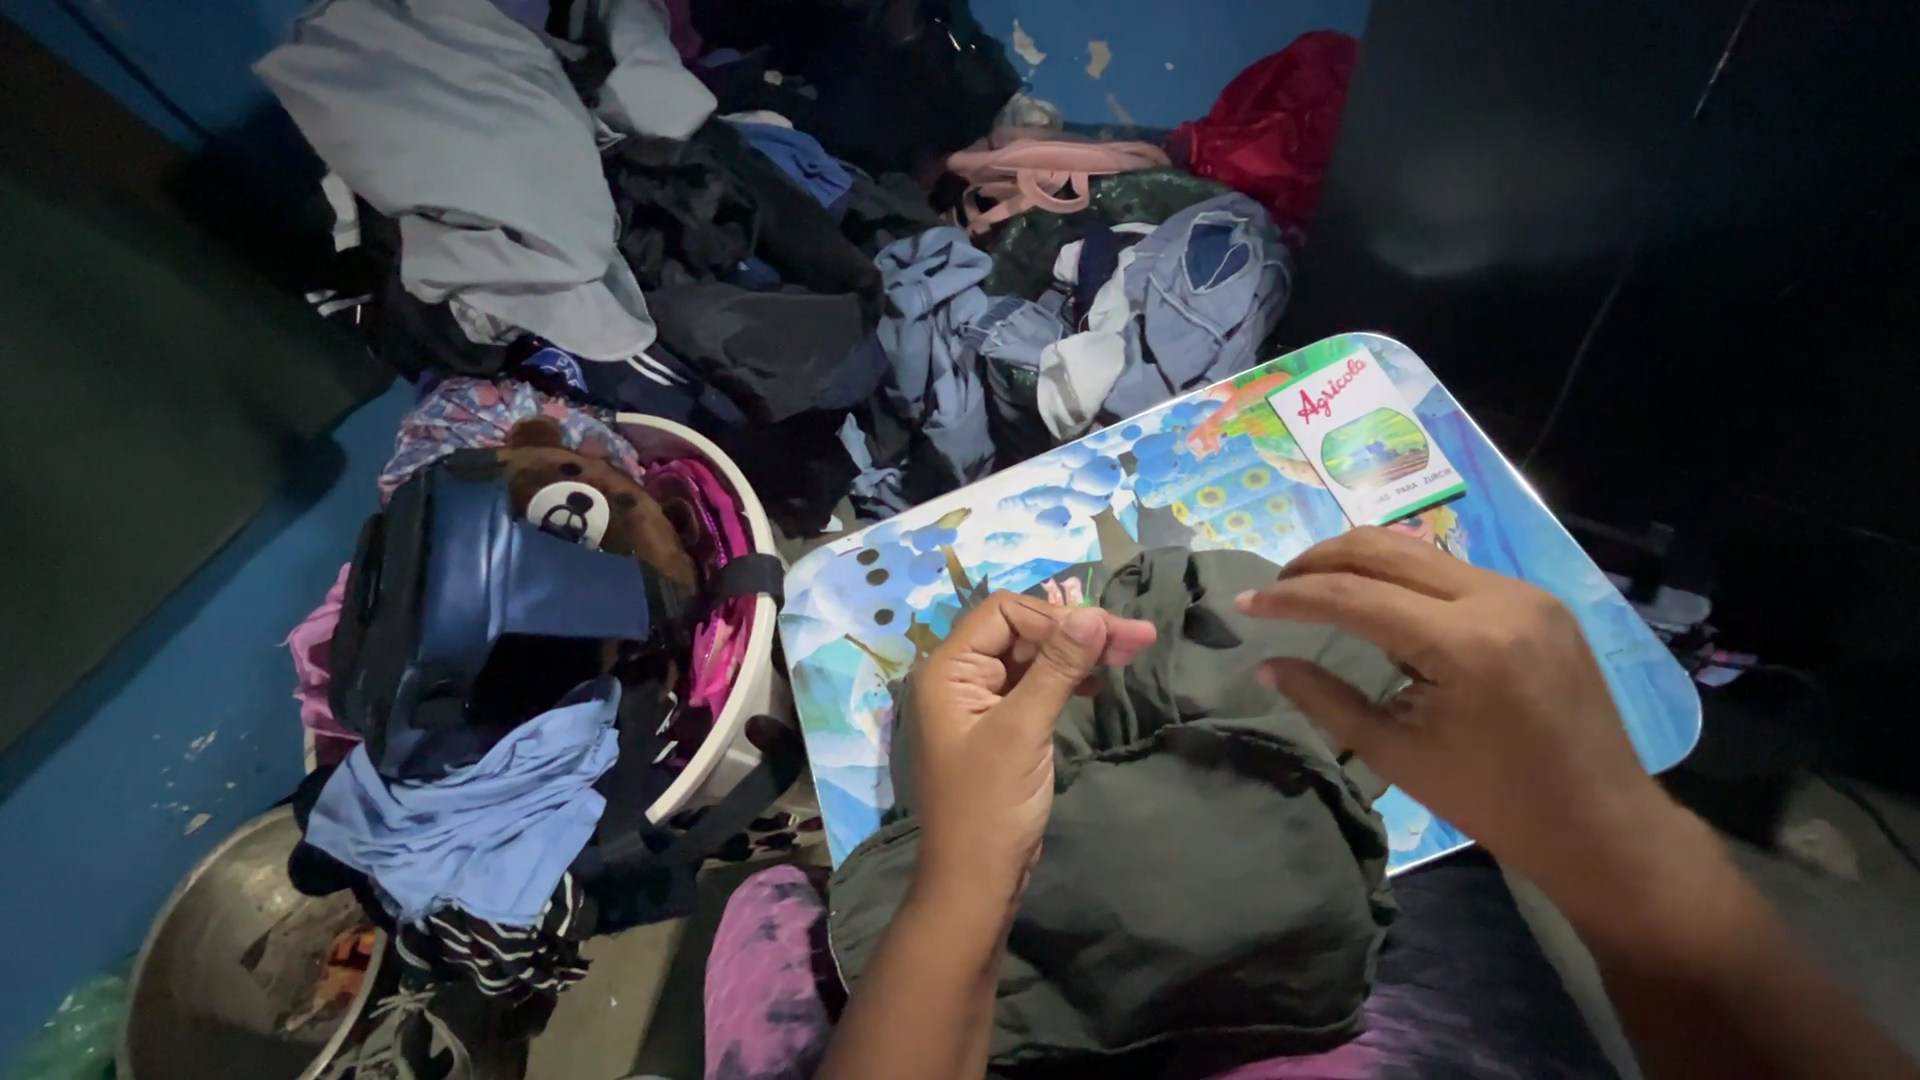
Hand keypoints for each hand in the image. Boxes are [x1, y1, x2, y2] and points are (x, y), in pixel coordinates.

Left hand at [911, 592, 1155, 898]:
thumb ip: (1057, 668)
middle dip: (1076, 630)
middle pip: (1021, 630)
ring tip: (1129, 652)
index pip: (1003, 613)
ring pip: (1032, 656)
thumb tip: (1092, 615)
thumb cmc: (991, 806)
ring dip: (1077, 652)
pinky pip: (1034, 683)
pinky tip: (1097, 683)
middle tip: (1137, 637)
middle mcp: (959, 676)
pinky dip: (1066, 678)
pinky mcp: (1001, 723)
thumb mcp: (1024, 731)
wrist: (976, 882)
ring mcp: (980, 700)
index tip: (1109, 632)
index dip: (1056, 616)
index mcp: (948, 669)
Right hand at [1234, 527, 1665, 877]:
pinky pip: (1446, 570)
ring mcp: (1523, 593)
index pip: (1353, 596)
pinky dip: (1396, 576)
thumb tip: (1265, 664)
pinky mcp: (1535, 600)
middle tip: (1276, 589)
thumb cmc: (1491, 800)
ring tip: (1313, 589)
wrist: (1603, 825)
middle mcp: (1498, 599)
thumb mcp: (1393, 753)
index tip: (1244, 603)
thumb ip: (1323, 698)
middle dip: (1316, 561)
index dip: (1290, 598)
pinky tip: (1373, 603)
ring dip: (1354, 562)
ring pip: (1414, 550)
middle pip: (1382, 549)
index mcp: (1465, 644)